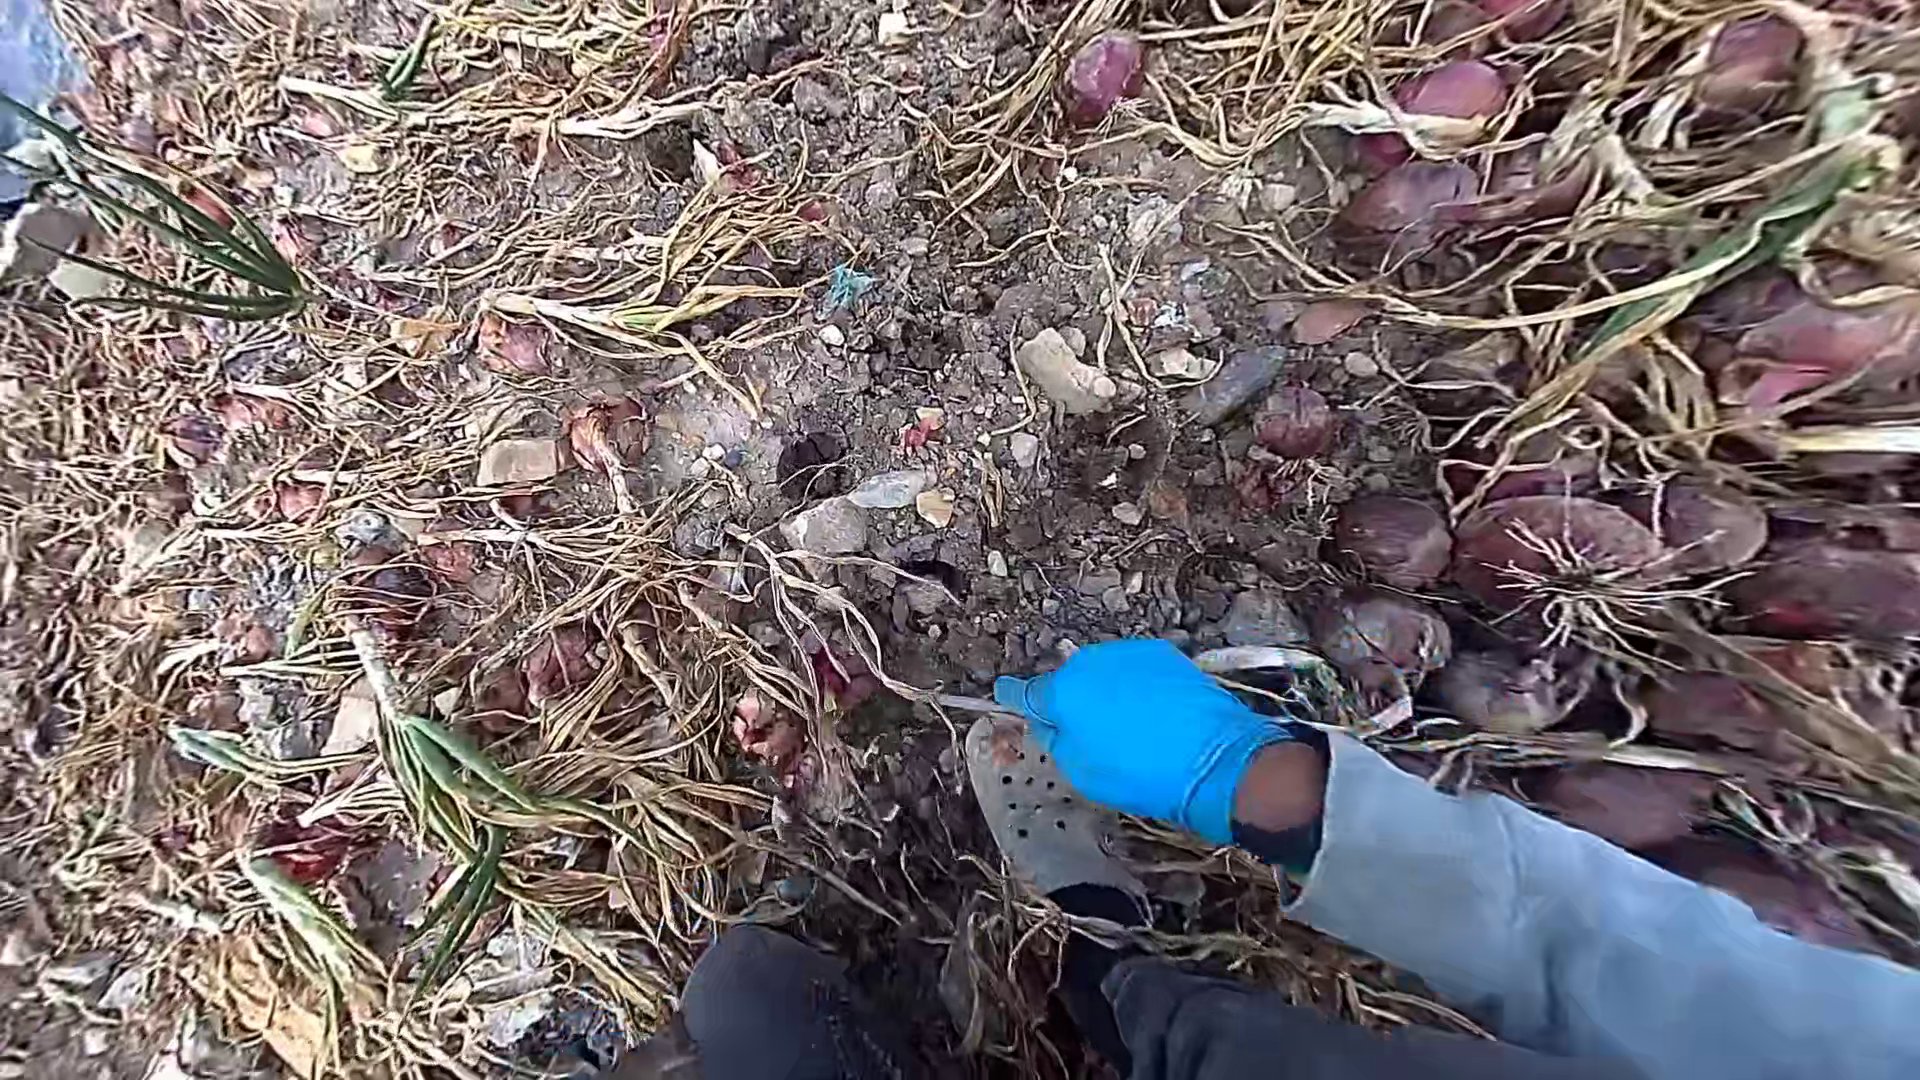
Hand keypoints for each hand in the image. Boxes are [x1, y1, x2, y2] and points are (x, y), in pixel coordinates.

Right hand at [994, 639, 1293, 843]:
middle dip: (1069, 702)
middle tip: (1087, 732)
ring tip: (1127, 725)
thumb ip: (1055, 739)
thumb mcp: (1081, 771)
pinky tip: (1152, 712)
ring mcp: (1126, 653)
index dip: (1012, 698)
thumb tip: (1047, 723)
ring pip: (1099, 673)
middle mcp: (1090, 663)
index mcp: (1064, 692)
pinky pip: (1131, 669)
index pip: (1023, 691)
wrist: (1216, 760)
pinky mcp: (1159, 653)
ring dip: (1102, 692)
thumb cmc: (1141, 773)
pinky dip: (1132, 685)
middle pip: (1066, 681)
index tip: (1005, 697)